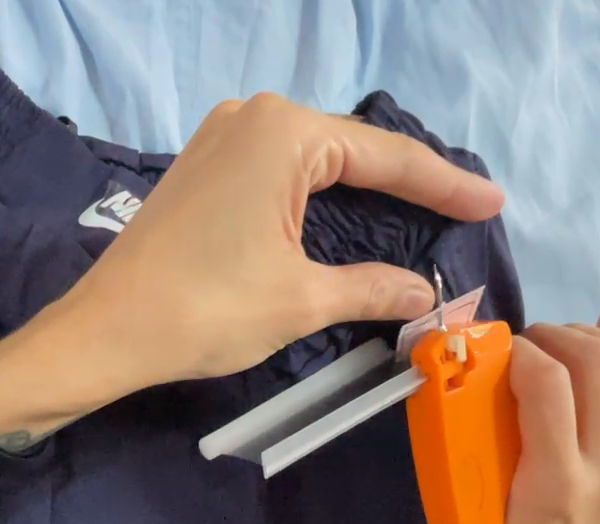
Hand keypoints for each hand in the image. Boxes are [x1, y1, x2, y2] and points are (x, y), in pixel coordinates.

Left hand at [50, 93, 504, 393]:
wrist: (108, 331)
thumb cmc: (205, 311)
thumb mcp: (299, 300)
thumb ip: (371, 288)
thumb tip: (424, 295)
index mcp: (284, 132)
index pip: (386, 157)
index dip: (444, 186)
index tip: (491, 203)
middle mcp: (253, 116)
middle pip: (350, 151)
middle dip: (404, 186)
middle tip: (457, 213)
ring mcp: (221, 138)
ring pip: (314, 162)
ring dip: (361, 193)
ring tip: (414, 217)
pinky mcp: (202, 168)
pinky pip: (278, 173)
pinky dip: (317, 198)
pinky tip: (343, 217)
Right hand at [468, 315, 599, 523]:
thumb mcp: (469, 512)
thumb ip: (471, 451)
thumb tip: (469, 385)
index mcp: (555, 485)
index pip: (549, 386)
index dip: (522, 351)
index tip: (498, 349)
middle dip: (559, 336)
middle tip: (527, 340)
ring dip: (598, 339)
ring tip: (564, 336)